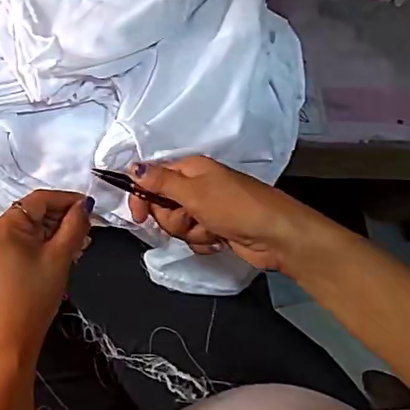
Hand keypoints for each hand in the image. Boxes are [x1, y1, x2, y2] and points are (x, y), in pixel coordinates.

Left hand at [0, 190, 92, 366]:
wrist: (14, 335)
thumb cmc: (35, 296)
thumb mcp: (60, 256)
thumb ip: (74, 225)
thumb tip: (84, 206)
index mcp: (4, 225)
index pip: (39, 199)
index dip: (67, 199)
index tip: (89, 206)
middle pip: (34, 211)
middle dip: (63, 218)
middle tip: (88, 228)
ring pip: (32, 226)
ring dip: (56, 231)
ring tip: (80, 242)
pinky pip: (25, 239)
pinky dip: (45, 242)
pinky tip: (64, 250)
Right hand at [126, 156, 307, 273]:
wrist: (277, 236)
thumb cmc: (236, 207)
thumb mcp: (193, 191)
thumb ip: (159, 181)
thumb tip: (132, 167)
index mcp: (191, 169)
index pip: (152, 178)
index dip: (142, 196)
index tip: (139, 215)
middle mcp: (197, 186)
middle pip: (162, 205)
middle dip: (172, 218)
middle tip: (190, 218)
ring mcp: (206, 209)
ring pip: (177, 224)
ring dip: (190, 232)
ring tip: (210, 229)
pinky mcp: (215, 229)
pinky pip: (193, 238)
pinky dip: (203, 242)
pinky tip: (219, 240)